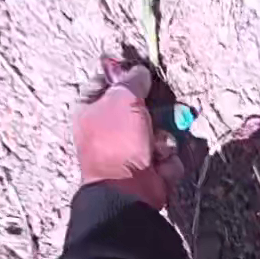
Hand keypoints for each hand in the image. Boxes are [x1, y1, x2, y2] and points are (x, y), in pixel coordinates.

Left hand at [74, 61, 181, 208]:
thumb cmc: (118, 140)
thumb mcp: (123, 99)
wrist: (128, 188)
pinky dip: (168, 161)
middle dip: (156, 114)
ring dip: (164, 140)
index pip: (108, 83)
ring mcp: (131, 150)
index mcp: (91, 109)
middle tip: (158, 115)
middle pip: (141, 109)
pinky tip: (160, 166)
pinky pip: (168, 156)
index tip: (141, 75)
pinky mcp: (150, 168)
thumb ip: (132, 81)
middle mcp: (110, 129)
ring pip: (160, 133)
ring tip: (158, 148)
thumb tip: (140, 70)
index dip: (125, 78)